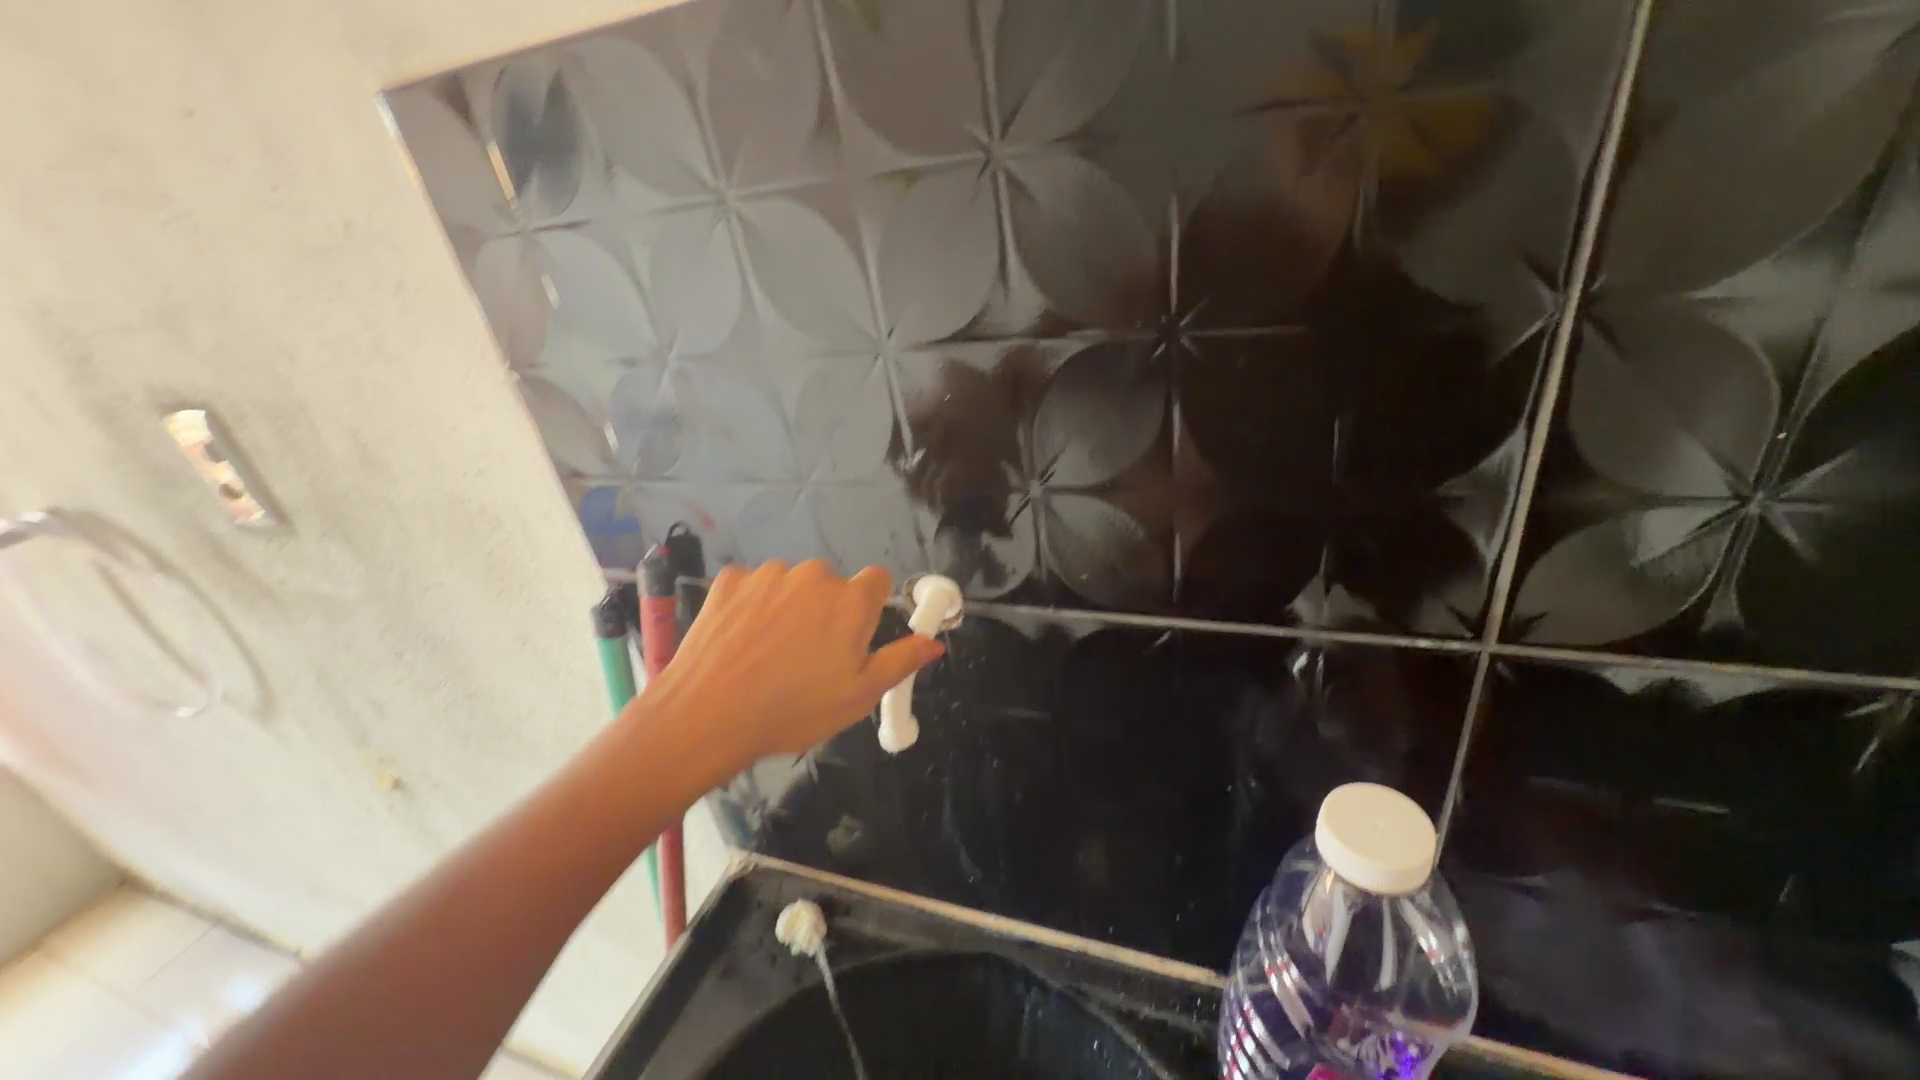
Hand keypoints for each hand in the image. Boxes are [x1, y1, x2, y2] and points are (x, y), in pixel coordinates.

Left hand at [634, 561, 945, 774]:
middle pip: (832, 584)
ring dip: (790, 607)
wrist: (708, 715)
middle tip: (809, 658)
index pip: (878, 580)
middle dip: (827, 611)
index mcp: (851, 601)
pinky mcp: (730, 580)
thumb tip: (934, 642)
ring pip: (792, 584)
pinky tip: (741, 642)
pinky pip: (753, 587)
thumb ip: (900, 661)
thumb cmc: (794, 710)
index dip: (870, 607)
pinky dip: (753, 607)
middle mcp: (814, 576)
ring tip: (770, 654)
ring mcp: (768, 574)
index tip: (855, 638)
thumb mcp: (859, 696)